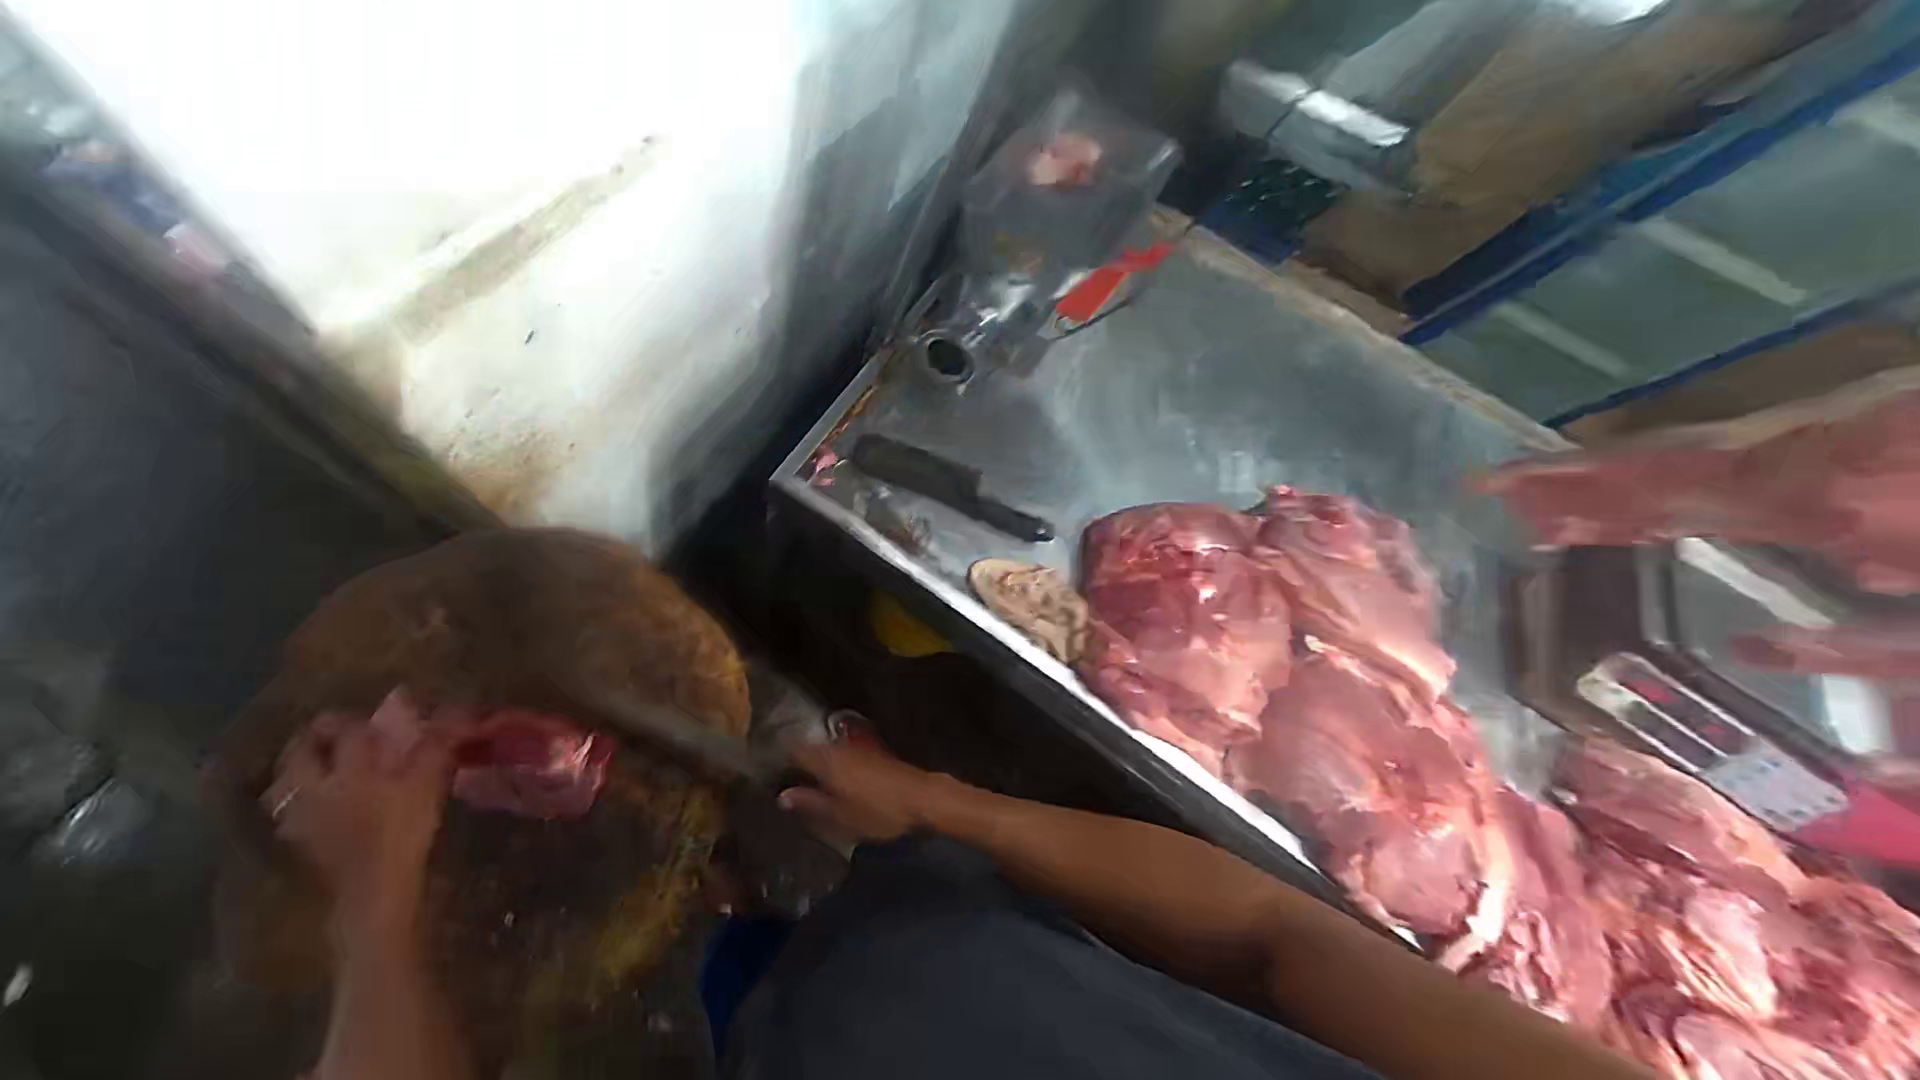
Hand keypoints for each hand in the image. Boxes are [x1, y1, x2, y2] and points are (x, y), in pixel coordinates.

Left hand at [262, 702, 458, 946]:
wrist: (372, 887)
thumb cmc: (404, 830)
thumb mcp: (429, 784)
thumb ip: (437, 746)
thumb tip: (453, 713)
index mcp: (349, 769)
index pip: (349, 732)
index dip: (363, 721)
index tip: (376, 718)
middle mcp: (313, 786)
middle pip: (300, 750)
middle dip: (316, 736)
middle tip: (337, 731)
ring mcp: (296, 814)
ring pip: (284, 778)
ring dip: (300, 765)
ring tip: (323, 763)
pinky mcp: (293, 837)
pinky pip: (287, 805)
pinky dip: (299, 793)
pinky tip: (318, 798)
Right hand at [776, 741, 960, 844]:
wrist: (923, 799)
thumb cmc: (878, 810)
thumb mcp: (839, 816)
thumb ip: (810, 803)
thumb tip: (781, 795)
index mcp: (826, 760)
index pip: (794, 750)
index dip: (779, 760)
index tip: (767, 773)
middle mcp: (839, 748)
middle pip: (810, 750)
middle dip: (796, 763)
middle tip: (781, 781)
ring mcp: (858, 750)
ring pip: (827, 753)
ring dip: (815, 765)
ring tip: (804, 785)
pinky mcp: (872, 756)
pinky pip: (843, 758)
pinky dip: (833, 768)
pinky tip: (833, 784)